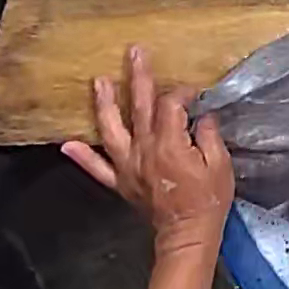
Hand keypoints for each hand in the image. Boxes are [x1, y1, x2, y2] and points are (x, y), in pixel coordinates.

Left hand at [62, 45, 234, 258]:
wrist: (187, 237)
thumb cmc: (208, 200)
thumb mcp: (220, 164)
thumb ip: (208, 135)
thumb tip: (201, 115)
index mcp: (169, 144)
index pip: (170, 105)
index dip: (182, 93)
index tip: (194, 93)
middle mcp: (144, 151)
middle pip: (139, 107)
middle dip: (138, 77)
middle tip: (134, 52)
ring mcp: (128, 167)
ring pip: (112, 131)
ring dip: (105, 104)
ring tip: (98, 81)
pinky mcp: (121, 182)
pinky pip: (98, 169)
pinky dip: (82, 157)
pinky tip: (68, 144)